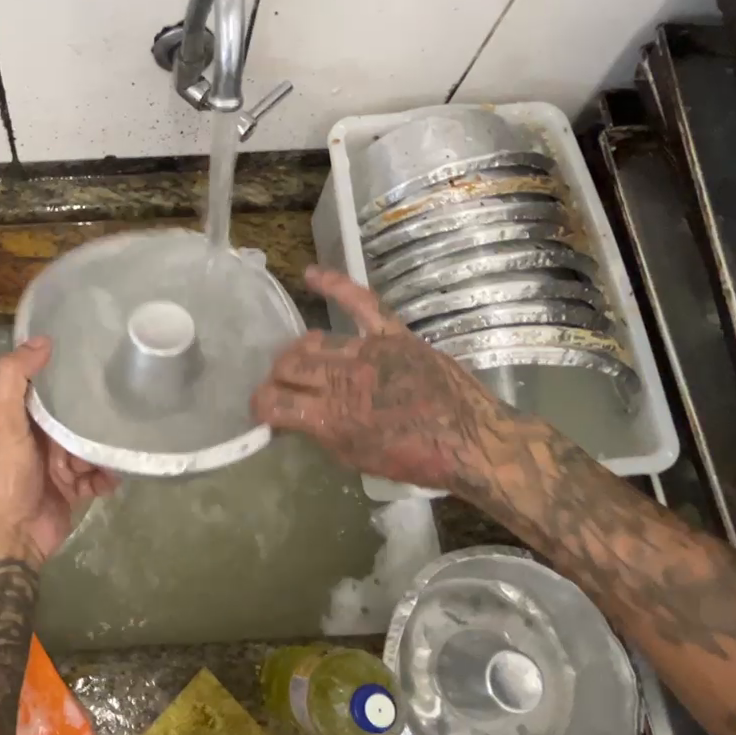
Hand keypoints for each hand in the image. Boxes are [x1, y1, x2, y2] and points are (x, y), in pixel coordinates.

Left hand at [0, 337, 119, 566]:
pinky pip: (100, 476)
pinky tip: (112, 478)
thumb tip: (42, 340)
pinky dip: (108, 477)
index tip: (99, 355)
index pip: (50, 385)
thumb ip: (15, 379)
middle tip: (124, 406)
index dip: (69, 371)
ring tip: (117, 449)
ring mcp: (60, 465)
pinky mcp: (75, 490)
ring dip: (105, 449)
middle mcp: (43, 438)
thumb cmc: (6, 475)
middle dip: (97, 415)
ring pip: (93, 446)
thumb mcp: (4, 421)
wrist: (13, 535)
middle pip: (78, 416)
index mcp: (24, 418)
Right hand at [252, 266, 535, 502]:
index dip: (261, 406)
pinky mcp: (393, 335)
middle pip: (286, 367)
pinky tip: (310, 274)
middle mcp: (342, 380)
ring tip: (303, 362)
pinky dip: (334, 284)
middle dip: (277, 379)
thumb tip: (295, 417)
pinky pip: (360, 302)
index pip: (272, 402)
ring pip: (311, 341)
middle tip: (287, 389)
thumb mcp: (356, 458)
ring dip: (298, 353)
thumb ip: (320, 433)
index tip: (265, 411)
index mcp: (331, 419)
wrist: (474, 442)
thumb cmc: (416, 460)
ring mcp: (368, 352)